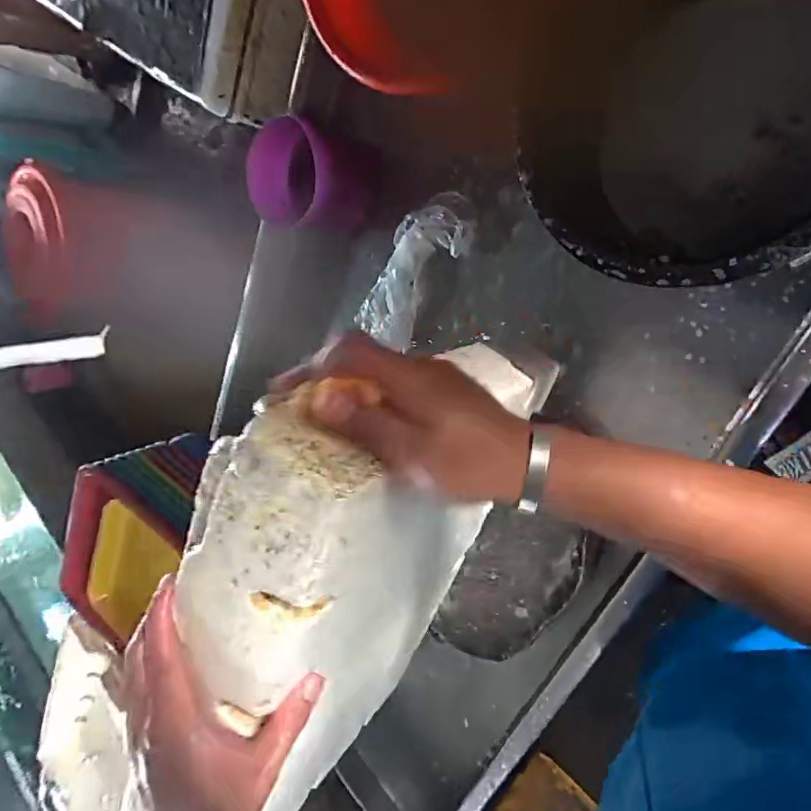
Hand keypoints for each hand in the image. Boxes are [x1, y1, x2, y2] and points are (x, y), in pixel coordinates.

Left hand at [119, 577, 322, 810]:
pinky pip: (132, 684)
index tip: (169, 584)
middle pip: (139, 654)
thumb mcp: (260, 770)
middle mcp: (147, 718)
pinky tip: (159, 656)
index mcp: (173, 719)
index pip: (161, 655)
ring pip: (131, 668)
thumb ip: (288, 723)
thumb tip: (314, 680)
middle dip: (153, 615)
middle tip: (172, 586)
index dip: (162, 616)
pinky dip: (142, 658)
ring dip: (145, 635)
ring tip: (166, 611)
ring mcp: (135, 728)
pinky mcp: (134, 737)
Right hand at [271, 332, 531, 502]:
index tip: (285, 389)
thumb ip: (365, 423)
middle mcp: (418, 365)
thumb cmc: (468, 461)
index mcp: (407, 376)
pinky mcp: (442, 388)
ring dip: (345, 385)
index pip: (349, 349)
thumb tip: (319, 398)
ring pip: (376, 369)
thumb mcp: (412, 452)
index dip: (311, 365)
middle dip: (322, 375)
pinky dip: (368, 394)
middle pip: (359, 356)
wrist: (526, 461)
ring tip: (322, 414)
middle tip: (296, 403)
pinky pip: (393, 382)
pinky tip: (364, 418)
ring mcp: (433, 374)